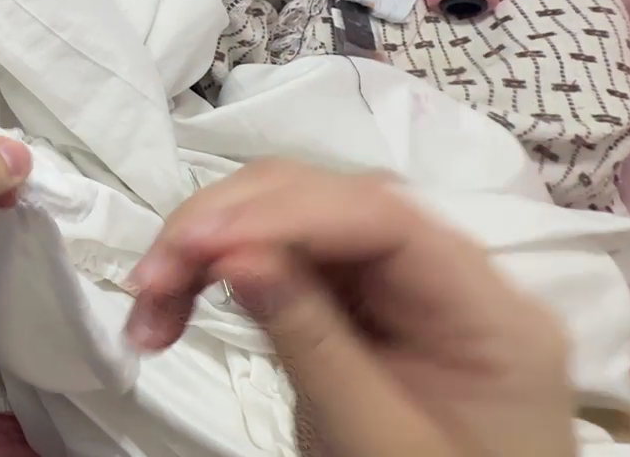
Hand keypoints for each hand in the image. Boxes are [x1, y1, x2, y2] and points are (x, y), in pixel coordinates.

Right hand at [124, 161, 574, 456]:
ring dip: (195, 246)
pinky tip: (166, 302)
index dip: (276, 214)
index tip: (193, 245)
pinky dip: (199, 268)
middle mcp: (432, 266)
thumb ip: (314, 345)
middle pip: (306, 196)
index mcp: (483, 307)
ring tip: (146, 301)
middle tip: (150, 278)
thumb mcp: (377, 439)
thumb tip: (233, 256)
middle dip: (216, 226)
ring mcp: (379, 270)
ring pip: (265, 211)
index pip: (375, 217)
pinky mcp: (336, 282)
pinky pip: (252, 247)